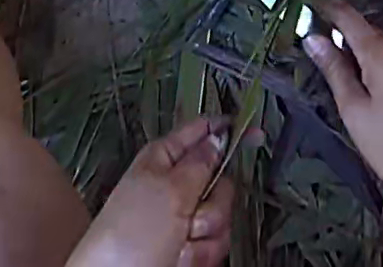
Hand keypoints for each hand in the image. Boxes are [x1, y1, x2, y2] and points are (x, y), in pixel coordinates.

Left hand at [67, 117, 235, 266]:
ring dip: (204, 235)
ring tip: (179, 244)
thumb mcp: (169, 191)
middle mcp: (176, 184)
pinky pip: (215, 245)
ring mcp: (182, 218)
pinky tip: (179, 259)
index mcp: (165, 158)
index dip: (226, 129)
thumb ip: (200, 163)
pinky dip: (200, 256)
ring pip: (221, 216)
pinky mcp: (189, 248)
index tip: (252, 130)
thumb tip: (219, 136)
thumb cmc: (130, 234)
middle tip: (190, 215)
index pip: (202, 131)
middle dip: (213, 203)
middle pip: (220, 180)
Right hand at [305, 0, 382, 266]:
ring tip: (358, 84)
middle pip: (369, 33)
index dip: (329, 8)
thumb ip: (334, 70)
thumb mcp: (354, 111)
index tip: (314, 3)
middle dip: (348, 39)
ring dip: (369, 55)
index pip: (350, 18)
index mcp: (382, 54)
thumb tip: (313, 38)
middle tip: (329, 57)